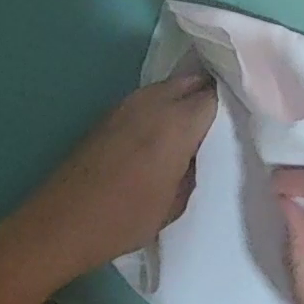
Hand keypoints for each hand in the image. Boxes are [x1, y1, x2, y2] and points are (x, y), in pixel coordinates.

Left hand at [0, 73, 216, 283]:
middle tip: (221, 121)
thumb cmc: (125, 219)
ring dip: (182, 99)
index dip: (229, 105)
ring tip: (194, 127)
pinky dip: (160, 108)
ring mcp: (126, 105)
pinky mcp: (108, 115)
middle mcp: (152, 103)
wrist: (63, 222)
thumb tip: (199, 152)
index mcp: (176, 123)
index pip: (214, 96)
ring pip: (166, 87)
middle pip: (190, 81)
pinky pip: (146, 100)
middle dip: (207, 95)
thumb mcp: (175, 203)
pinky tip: (163, 134)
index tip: (240, 120)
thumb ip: (194, 169)